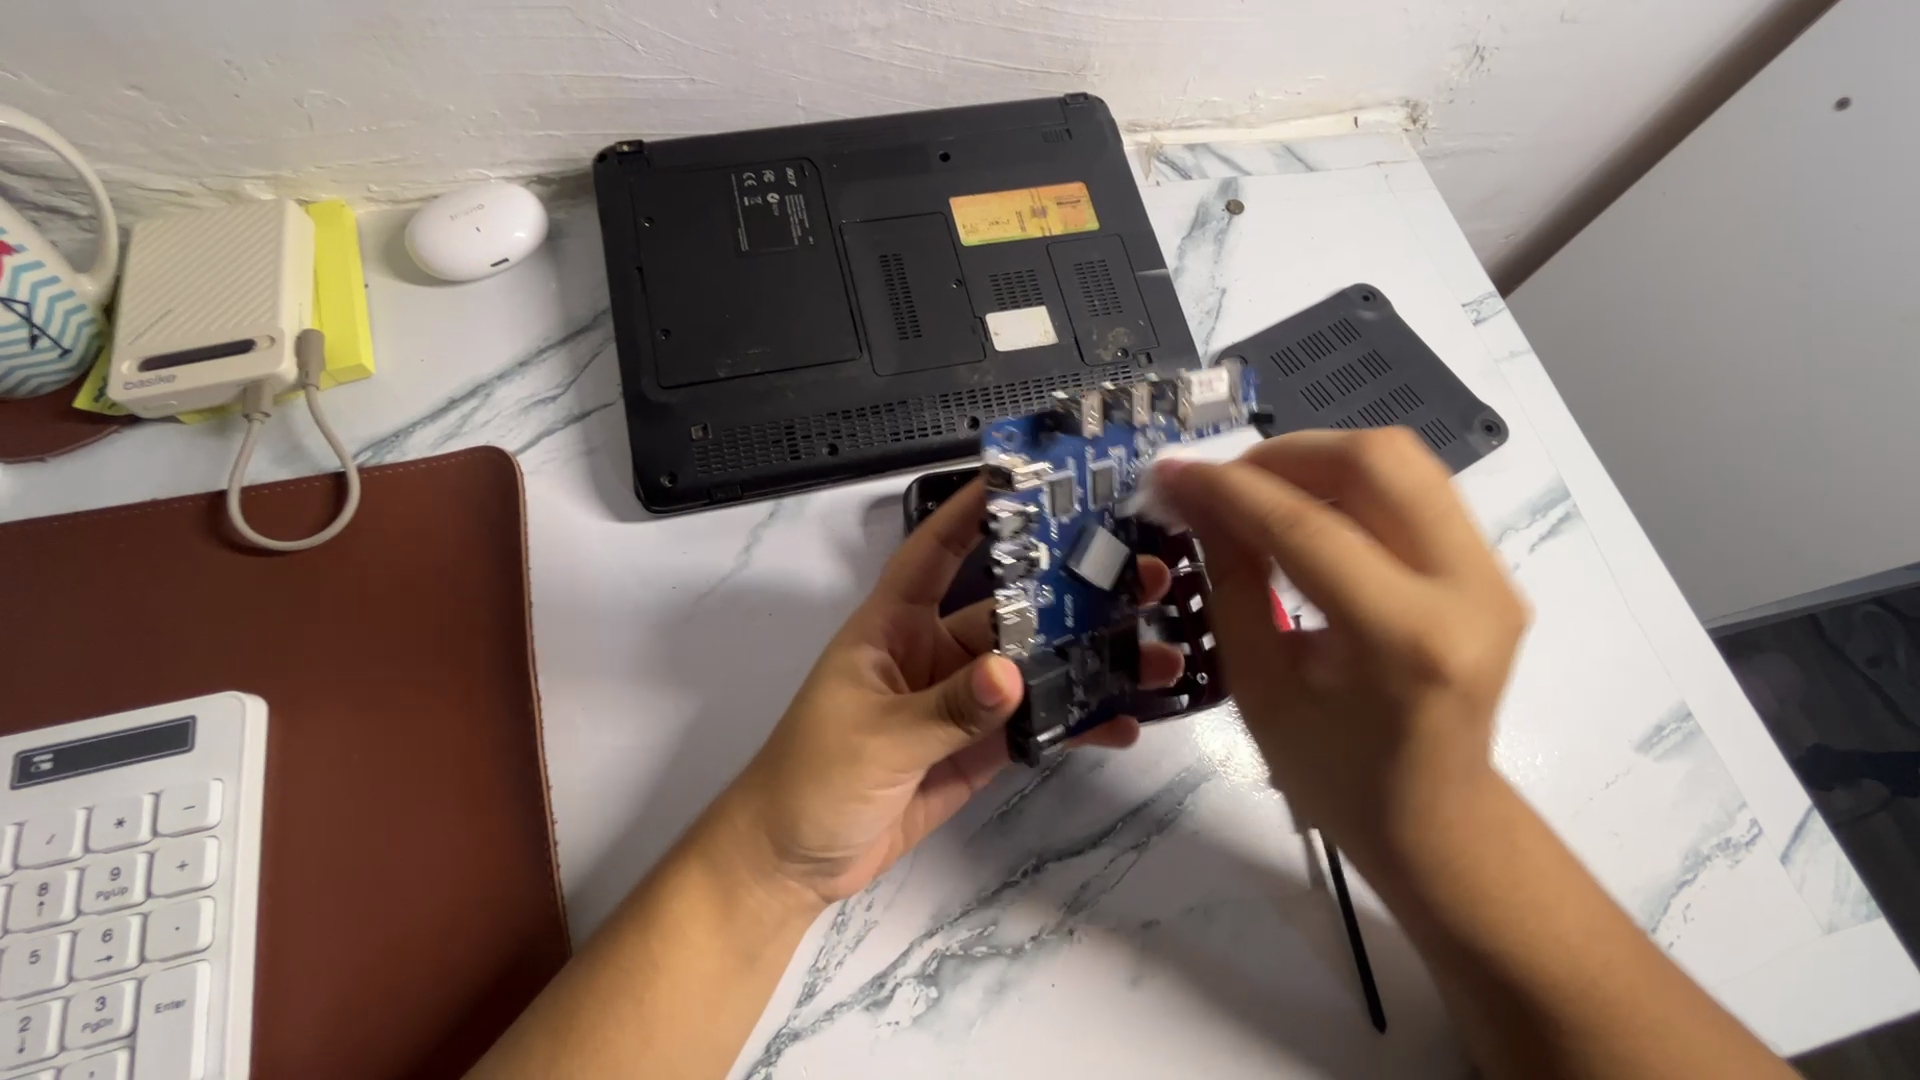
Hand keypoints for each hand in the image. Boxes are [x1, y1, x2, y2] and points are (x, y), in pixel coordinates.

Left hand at [714, 479, 1184, 905]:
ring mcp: (960, 700)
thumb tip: (1012, 674)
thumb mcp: (877, 738)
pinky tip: (1121, 721)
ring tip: (1152, 655)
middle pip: (1007, 611)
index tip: (1025, 480)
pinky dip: (1074, 722)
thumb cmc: (813, 780)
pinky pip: (1032, 723)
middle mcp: (932, 652)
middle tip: (1138, 577)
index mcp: (892, 628)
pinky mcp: (978, 747)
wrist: (796, 860)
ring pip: (1031, 667)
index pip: (934, 554)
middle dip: (1068, 594)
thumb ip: (947, 708)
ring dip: (1085, 660)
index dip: (971, 513)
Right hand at [1155, 429, 1526, 860]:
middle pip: (1375, 463)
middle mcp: (1468, 590)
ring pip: (1401, 461)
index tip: (1171, 473)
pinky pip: (1413, 489)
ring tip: (1254, 491)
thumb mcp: (1258, 685)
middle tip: (1220, 483)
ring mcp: (1493, 574)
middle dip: (1280, 456)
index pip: (1305, 528)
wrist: (1434, 819)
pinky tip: (1301, 509)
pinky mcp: (1492, 567)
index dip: (1228, 490)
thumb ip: (1232, 582)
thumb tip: (1195, 502)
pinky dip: (1346, 482)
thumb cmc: (1332, 773)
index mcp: (1405, 639)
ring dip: (1314, 460)